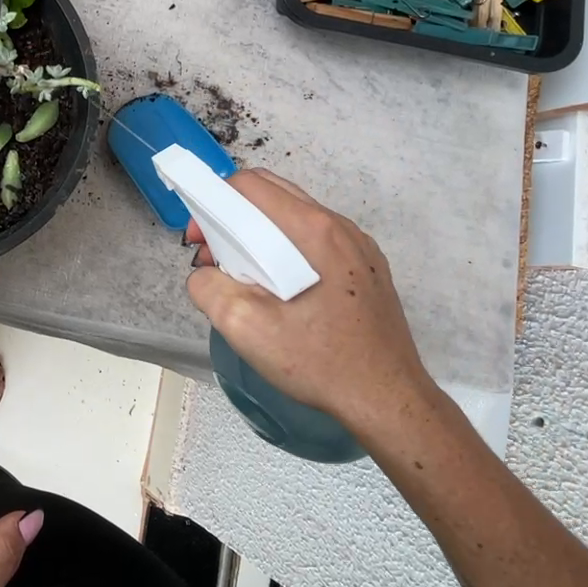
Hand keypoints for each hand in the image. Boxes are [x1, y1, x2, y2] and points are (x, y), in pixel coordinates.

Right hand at [185, 168, 436, 441]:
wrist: (387, 401)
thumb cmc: (317, 361)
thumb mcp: (244, 326)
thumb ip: (208, 286)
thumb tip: (206, 272)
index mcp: (312, 231)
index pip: (248, 184)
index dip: (212, 203)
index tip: (199, 242)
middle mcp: (339, 227)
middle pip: (271, 193)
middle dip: (231, 215)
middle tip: (213, 256)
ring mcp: (357, 246)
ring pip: (292, 216)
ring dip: (257, 234)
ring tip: (243, 277)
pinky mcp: (366, 267)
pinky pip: (313, 239)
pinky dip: (284, 249)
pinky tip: (278, 289)